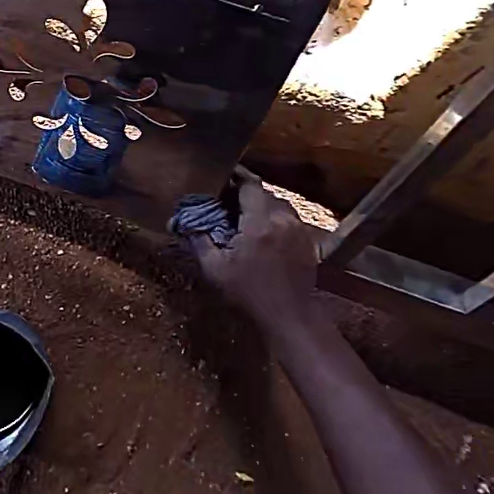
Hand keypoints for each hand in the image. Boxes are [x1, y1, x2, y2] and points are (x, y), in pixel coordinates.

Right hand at [184, 172, 322, 338]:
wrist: (289, 317)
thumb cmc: (249, 295)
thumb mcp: (216, 270)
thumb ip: (200, 241)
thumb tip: (186, 224)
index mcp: (259, 223)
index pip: (250, 185)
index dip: (237, 176)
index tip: (225, 176)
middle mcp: (283, 220)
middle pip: (264, 194)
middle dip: (246, 195)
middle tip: (229, 204)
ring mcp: (299, 230)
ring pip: (278, 206)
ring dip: (262, 208)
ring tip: (247, 220)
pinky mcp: (308, 241)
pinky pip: (289, 220)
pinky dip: (276, 221)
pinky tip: (265, 236)